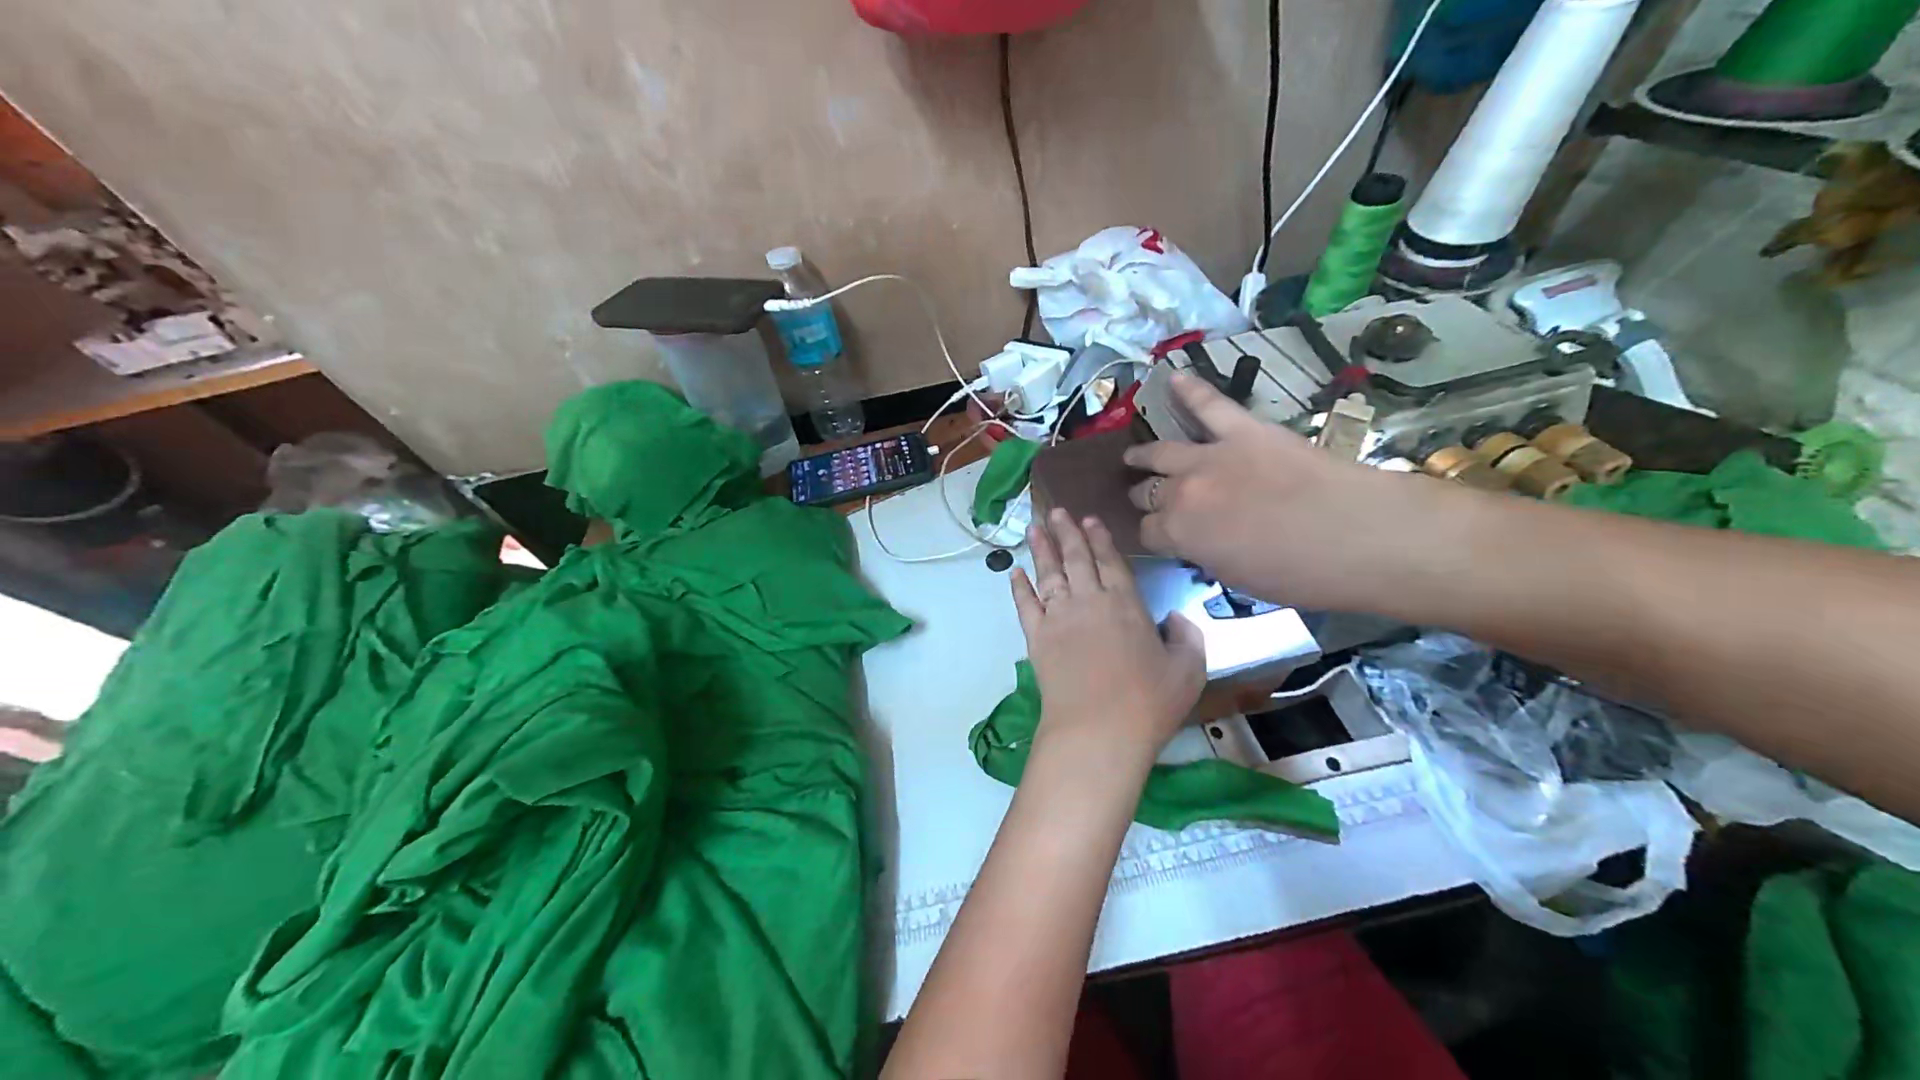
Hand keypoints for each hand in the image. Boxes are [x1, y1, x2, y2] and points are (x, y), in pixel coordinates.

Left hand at [1011, 509, 1206, 760]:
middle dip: (1066, 532)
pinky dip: (1019, 587)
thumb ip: (1187, 637)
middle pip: (1076, 559)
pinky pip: (1025, 604)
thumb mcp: (1189, 669)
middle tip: (1056, 511)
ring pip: (1048, 574)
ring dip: (1040, 549)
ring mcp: (1059, 618)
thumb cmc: (1149, 702)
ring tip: (1033, 527)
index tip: (1089, 519)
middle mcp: (1089, 602)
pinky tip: (1014, 572)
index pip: (1111, 561)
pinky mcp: (1037, 638)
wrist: (1098, 729)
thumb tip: (1175, 617)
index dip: (1099, 538)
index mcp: (1126, 604)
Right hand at [1121, 371, 1438, 612]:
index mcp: (1179, 532)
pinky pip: (1210, 405)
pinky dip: (1191, 390)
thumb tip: (1197, 541)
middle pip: (1150, 491)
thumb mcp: (1237, 577)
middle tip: (1149, 501)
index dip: (1153, 536)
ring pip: (1163, 451)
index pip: (1147, 531)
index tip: (1162, 539)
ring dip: (1144, 455)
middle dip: (1145, 498)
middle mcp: (1183, 491)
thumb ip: (1205, 553)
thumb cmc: (1300, 573)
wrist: (1359, 533)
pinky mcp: (1245, 430)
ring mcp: (1212, 455)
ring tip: (1133, 456)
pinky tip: (1173, 377)